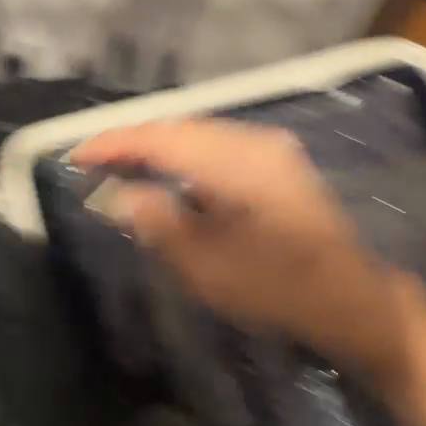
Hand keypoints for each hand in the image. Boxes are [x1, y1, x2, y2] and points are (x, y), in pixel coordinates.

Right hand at [73, 120, 421, 380]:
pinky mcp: (278, 164)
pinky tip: (171, 177)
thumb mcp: (206, 265)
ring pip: (199, 135)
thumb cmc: (275, 286)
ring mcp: (270, 149)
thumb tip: (119, 195)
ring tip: (124, 168)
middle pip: (179, 128)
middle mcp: (252, 141)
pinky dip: (187, 157)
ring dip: (160, 148)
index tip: (76, 157)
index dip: (114, 143)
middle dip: (134, 143)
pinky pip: (219, 147)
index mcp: (233, 161)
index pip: (160, 138)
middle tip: (94, 163)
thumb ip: (158, 222)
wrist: (350, 297)